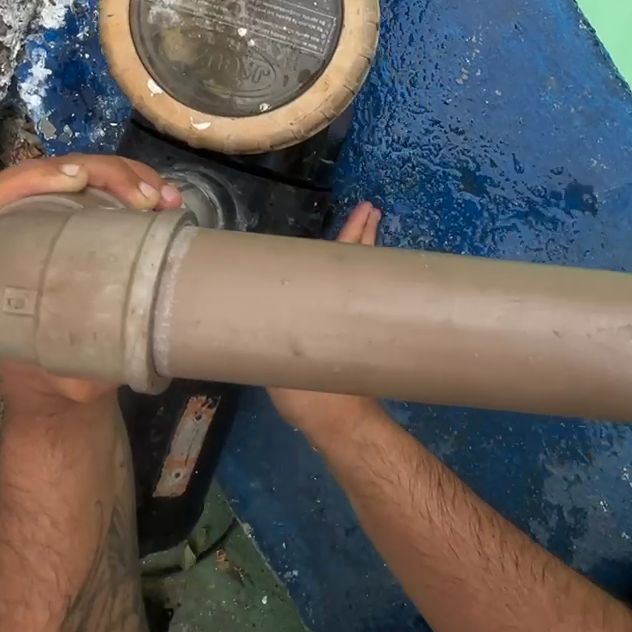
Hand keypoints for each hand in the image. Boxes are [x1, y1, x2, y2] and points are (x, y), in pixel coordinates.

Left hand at [0, 153, 182, 409]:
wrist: (63, 391)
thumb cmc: (56, 381)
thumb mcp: (67, 374)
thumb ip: (84, 353)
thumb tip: (123, 319)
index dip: (28, 180)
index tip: (78, 180)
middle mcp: (5, 239)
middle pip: (43, 178)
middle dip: (101, 173)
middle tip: (146, 195)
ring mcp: (41, 225)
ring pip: (77, 175)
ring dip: (125, 175)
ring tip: (164, 196)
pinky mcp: (70, 222)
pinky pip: (97, 188)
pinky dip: (132, 185)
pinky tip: (163, 197)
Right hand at [269, 202, 386, 434]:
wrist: (337, 423)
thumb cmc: (312, 388)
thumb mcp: (285, 354)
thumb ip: (275, 325)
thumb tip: (258, 300)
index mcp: (334, 301)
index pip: (346, 255)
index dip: (355, 231)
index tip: (366, 209)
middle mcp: (349, 305)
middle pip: (359, 260)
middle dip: (365, 233)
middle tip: (372, 208)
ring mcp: (355, 321)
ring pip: (361, 276)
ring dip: (365, 252)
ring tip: (372, 227)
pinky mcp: (354, 338)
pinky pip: (355, 298)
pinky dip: (355, 280)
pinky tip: (350, 278)